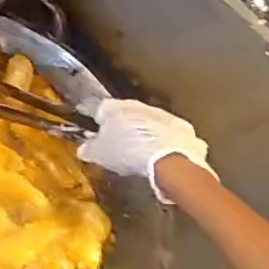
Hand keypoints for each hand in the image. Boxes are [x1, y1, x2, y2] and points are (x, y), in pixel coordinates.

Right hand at [76, 99, 214, 203]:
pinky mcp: (185, 129)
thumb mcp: (99, 155)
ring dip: (147, 134)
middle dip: (123, 127)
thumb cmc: (127, 154)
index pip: (100, 109)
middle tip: (119, 146)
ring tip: (143, 154)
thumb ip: (88, 149)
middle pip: (127, 114)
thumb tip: (83, 149)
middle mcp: (139, 106)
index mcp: (114, 107)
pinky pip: (172, 136)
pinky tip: (166, 158)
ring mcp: (165, 116)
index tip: (96, 134)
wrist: (170, 163)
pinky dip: (168, 143)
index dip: (97, 123)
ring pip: (150, 123)